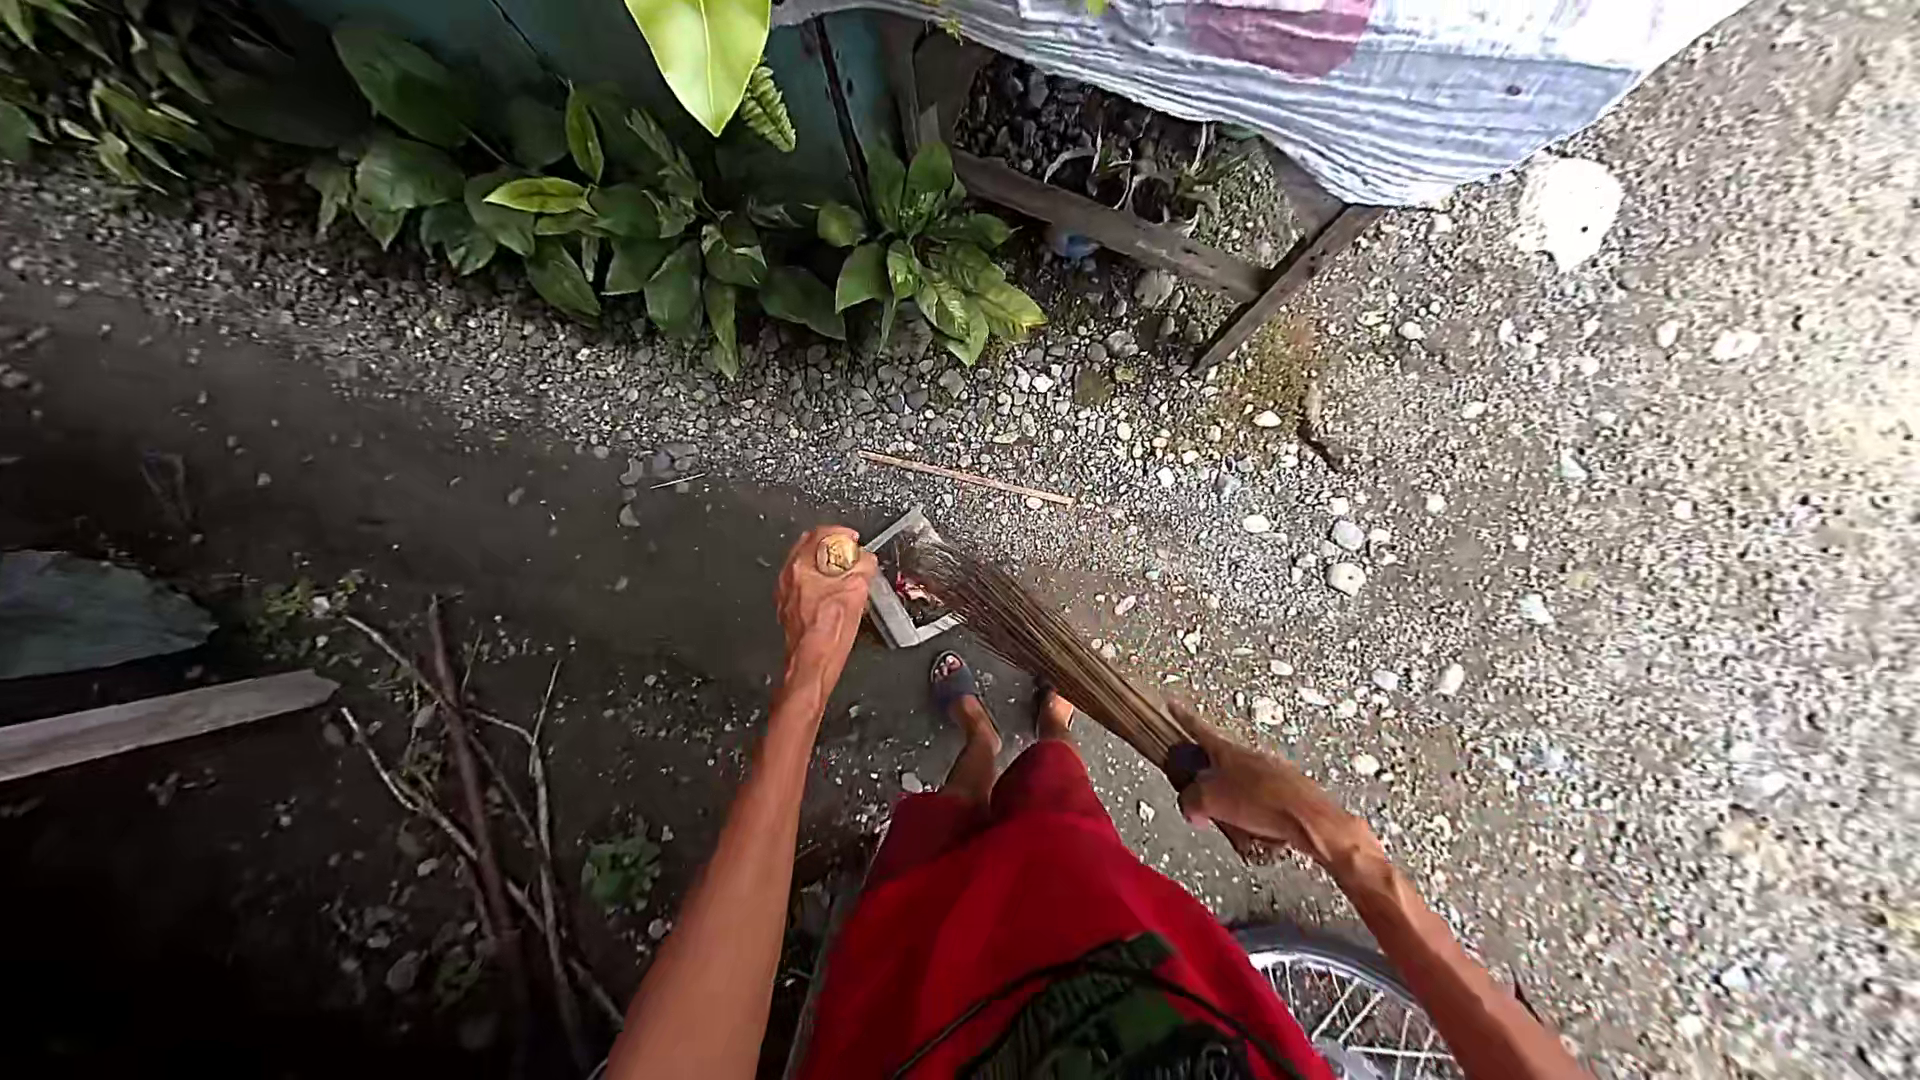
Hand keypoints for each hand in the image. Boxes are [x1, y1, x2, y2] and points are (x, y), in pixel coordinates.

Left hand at [774, 525, 876, 666]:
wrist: (812, 661)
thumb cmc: (828, 633)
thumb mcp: (858, 591)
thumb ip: (863, 567)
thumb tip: (865, 560)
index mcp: (803, 567)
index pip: (820, 534)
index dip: (841, 533)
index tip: (853, 539)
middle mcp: (789, 576)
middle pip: (809, 547)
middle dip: (831, 546)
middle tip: (849, 551)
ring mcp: (786, 592)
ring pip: (806, 566)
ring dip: (825, 564)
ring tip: (845, 572)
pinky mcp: (788, 607)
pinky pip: (803, 583)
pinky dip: (819, 580)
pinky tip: (833, 592)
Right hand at [1171, 702, 1381, 871]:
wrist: (1313, 823)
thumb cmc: (1264, 804)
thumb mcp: (1208, 801)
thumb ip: (1190, 801)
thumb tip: (1190, 807)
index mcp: (1226, 750)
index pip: (1197, 729)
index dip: (1182, 717)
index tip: (1173, 705)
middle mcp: (1248, 756)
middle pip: (1217, 766)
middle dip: (1209, 788)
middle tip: (1205, 807)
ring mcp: (1270, 773)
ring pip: (1239, 788)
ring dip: (1233, 808)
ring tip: (1238, 828)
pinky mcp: (1287, 794)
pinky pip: (1260, 806)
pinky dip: (1255, 820)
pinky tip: (1258, 835)